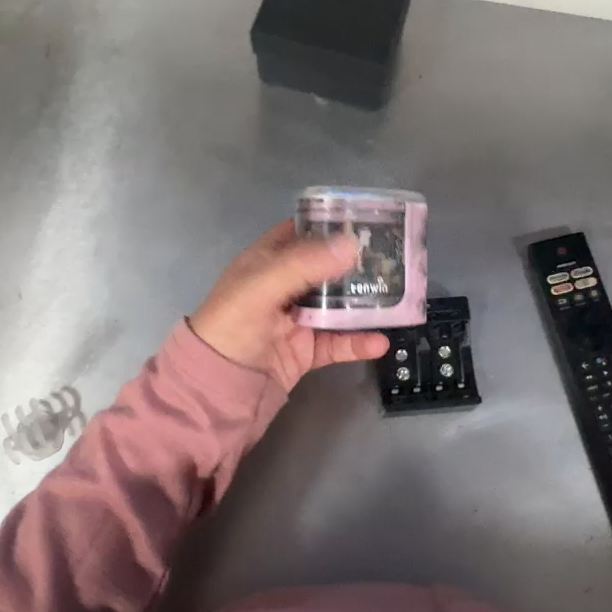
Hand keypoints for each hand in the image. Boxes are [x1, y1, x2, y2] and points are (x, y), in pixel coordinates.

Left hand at [188, 221, 390, 392]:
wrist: (214, 390)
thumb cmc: (230, 327)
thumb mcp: (262, 287)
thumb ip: (305, 264)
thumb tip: (352, 243)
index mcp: (265, 263)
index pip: (301, 234)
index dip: (330, 225)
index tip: (368, 221)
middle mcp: (282, 289)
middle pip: (325, 270)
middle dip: (356, 265)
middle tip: (394, 259)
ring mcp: (295, 322)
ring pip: (337, 307)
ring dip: (363, 304)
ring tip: (397, 298)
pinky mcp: (304, 352)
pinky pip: (337, 343)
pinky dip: (358, 342)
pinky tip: (380, 341)